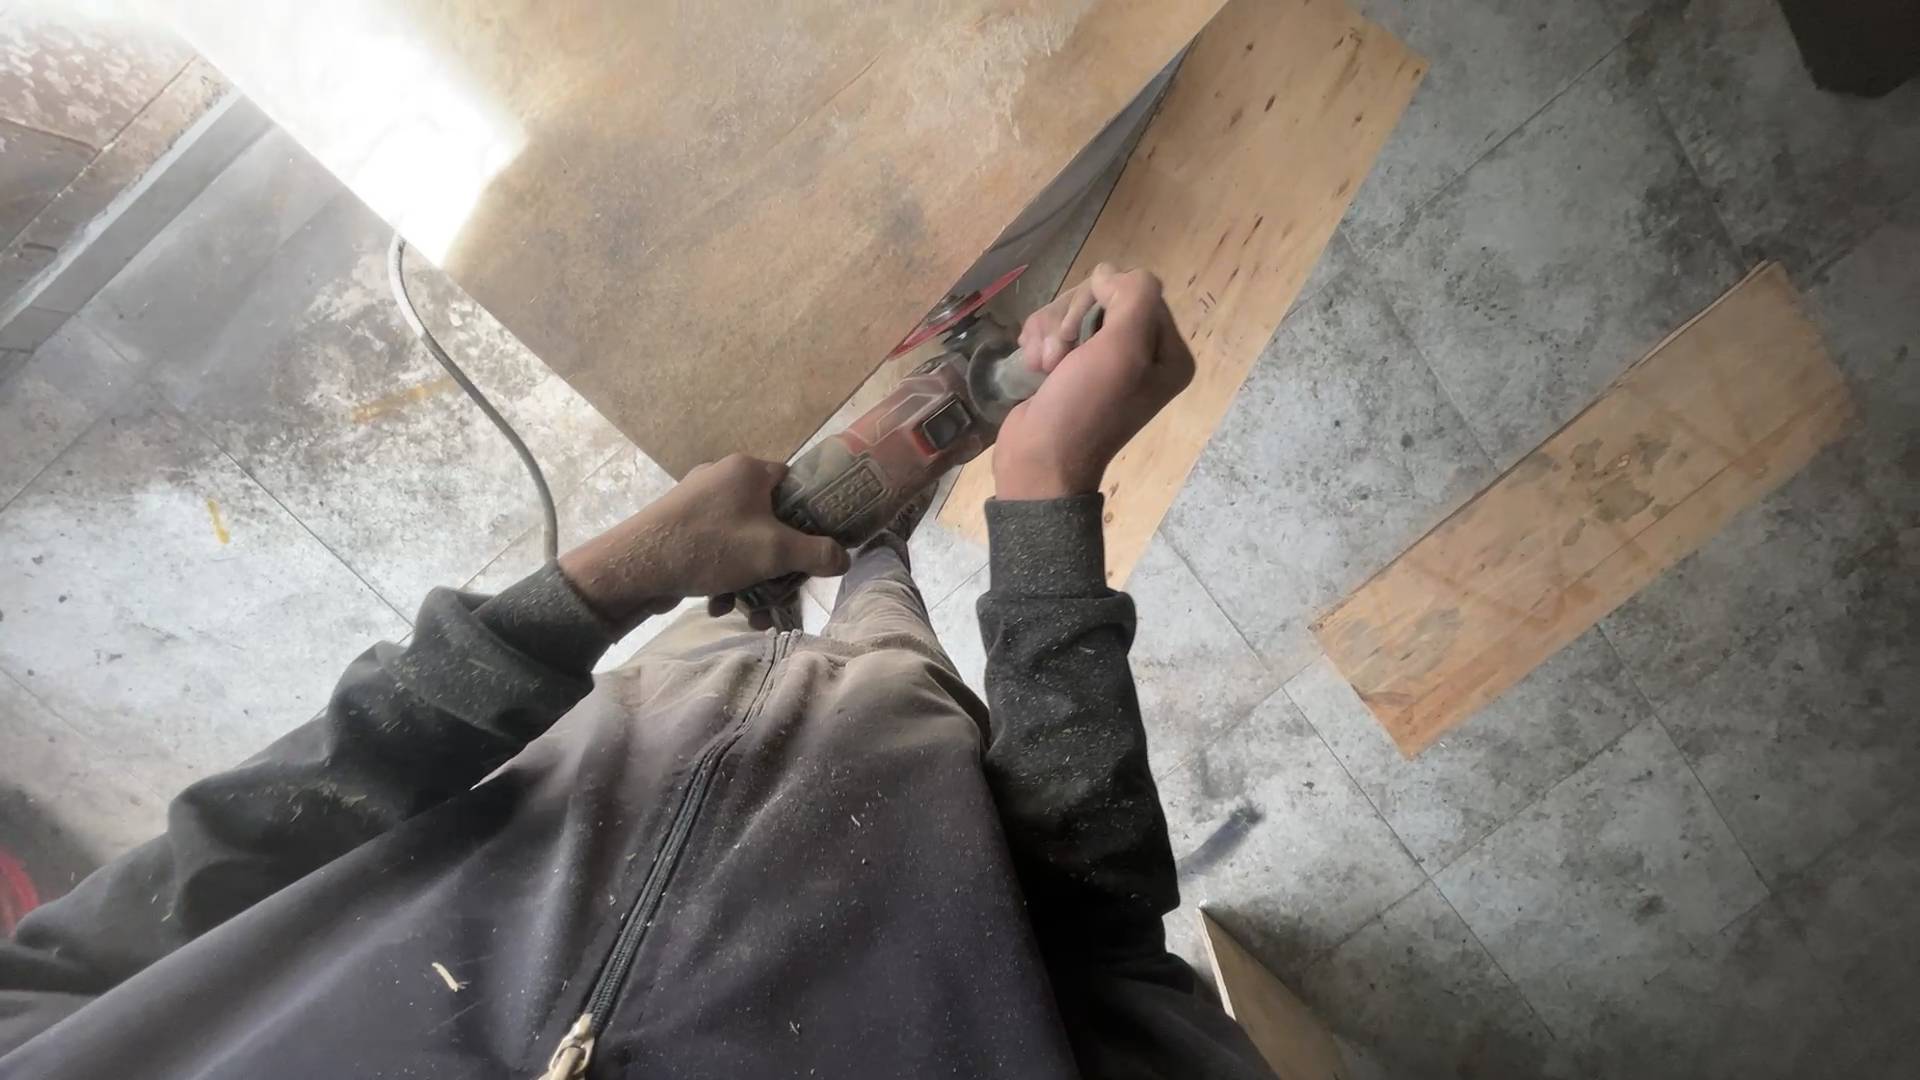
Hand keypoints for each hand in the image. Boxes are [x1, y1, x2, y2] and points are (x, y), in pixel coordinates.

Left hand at [557, 454, 849, 625]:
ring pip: (745, 540)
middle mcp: (722, 478)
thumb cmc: (711, 547)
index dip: (811, 512)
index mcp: (747, 470)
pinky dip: (725, 575)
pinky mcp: (680, 526)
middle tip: (784, 590)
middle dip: (779, 562)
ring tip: (750, 612)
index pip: (795, 482)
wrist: (632, 568)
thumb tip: (845, 558)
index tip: (818, 543)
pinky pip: (718, 548)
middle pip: (771, 518)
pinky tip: (720, 605)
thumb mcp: (774, 552)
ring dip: (752, 578)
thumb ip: (817, 554)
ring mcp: (698, 502)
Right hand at [994, 264, 1193, 499]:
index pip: (1138, 292)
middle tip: (1057, 354)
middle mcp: (1140, 357)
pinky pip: (1054, 331)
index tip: (1079, 334)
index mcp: (1168, 355)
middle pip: (1103, 299)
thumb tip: (1109, 273)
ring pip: (1073, 312)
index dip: (1103, 300)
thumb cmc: (1084, 409)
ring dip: (1050, 332)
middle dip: (1071, 320)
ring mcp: (1103, 364)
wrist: (1039, 460)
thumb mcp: (1122, 349)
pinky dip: (1039, 342)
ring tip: (1043, 365)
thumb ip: (1133, 296)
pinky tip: (1033, 366)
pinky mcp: (1070, 369)